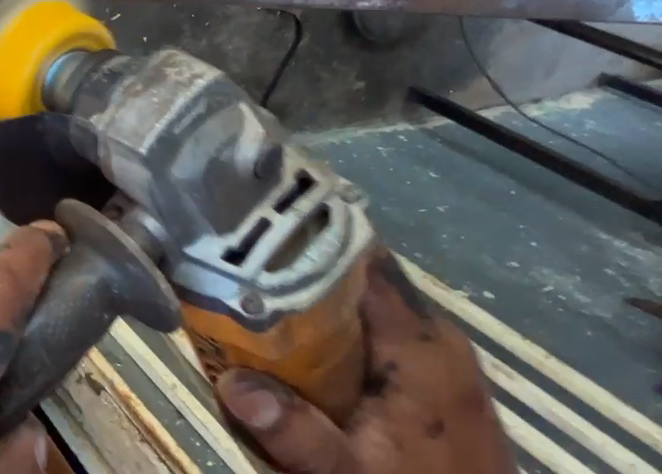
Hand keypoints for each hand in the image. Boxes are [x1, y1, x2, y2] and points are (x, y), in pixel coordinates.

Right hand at [216, 253, 513, 473]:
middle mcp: (433, 336)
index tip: (243, 230)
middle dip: (288, 266)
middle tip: (226, 263)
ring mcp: (434, 357)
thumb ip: (297, 432)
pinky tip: (284, 340)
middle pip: (349, 275)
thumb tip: (231, 384)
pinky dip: (325, 325)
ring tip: (242, 292)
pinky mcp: (429, 379)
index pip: (356, 255)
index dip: (297, 236)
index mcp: (421, 342)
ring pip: (356, 301)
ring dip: (303, 296)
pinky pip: (367, 328)